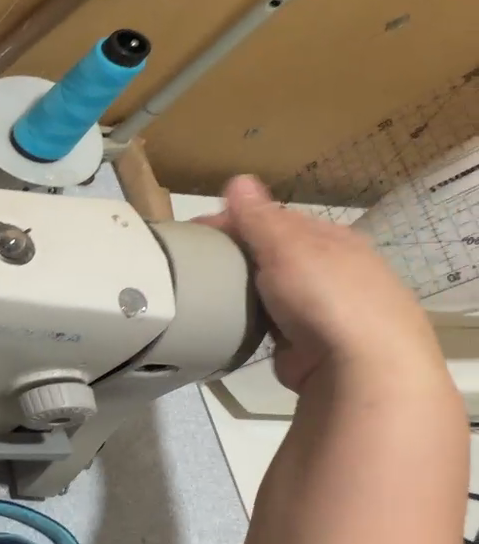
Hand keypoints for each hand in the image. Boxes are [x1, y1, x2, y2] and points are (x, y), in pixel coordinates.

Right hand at [196, 175, 442, 393]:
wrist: (357, 364)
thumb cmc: (326, 296)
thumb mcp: (288, 248)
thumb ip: (259, 218)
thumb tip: (238, 179)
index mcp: (331, 240)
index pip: (274, 218)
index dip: (232, 219)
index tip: (190, 231)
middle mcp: (329, 268)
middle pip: (268, 251)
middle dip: (229, 253)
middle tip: (185, 262)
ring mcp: (317, 303)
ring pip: (264, 285)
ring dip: (233, 285)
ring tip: (194, 290)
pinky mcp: (301, 335)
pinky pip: (263, 316)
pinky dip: (241, 314)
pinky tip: (219, 318)